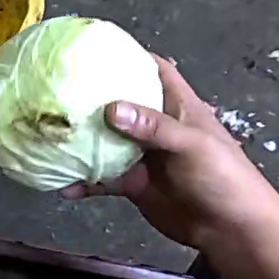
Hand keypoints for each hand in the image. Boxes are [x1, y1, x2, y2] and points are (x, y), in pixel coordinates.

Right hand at [64, 57, 278, 254]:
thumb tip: (109, 110)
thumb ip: (152, 127)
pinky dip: (83, 182)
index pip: (155, 70)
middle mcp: (155, 127)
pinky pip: (101, 179)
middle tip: (58, 88)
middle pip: (121, 103)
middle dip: (93, 97)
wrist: (229, 229)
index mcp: (177, 107)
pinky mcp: (132, 183)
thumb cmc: (222, 178)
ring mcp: (142, 156)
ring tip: (50, 133)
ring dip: (81, 140)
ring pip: (105, 142)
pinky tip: (62, 186)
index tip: (97, 49)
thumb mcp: (191, 145)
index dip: (131, 56)